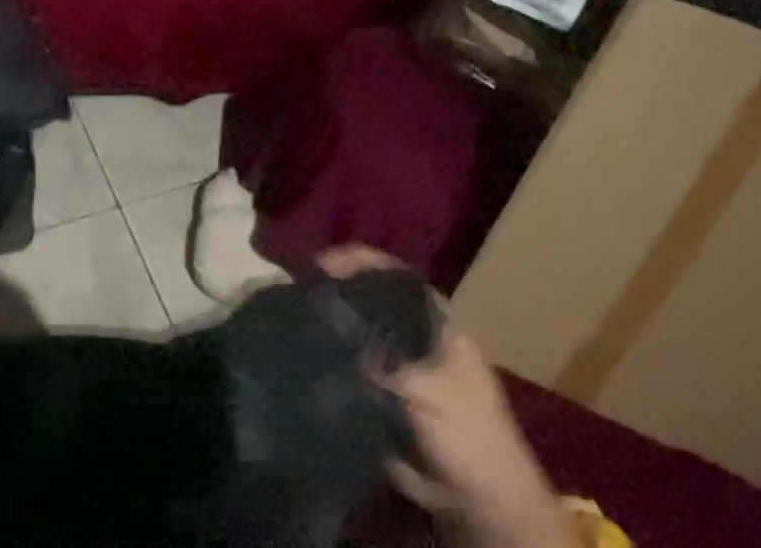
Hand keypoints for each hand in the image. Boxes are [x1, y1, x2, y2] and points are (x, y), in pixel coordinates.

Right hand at [314, 245, 576, 547]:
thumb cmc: (469, 433)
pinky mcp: (369, 392)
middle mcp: (406, 335)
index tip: (323, 264)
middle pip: (364, 300)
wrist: (474, 498)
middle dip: (331, 291)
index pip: (392, 277)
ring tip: (286, 319)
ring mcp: (386, 364)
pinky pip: (338, 369)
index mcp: (431, 322)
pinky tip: (293, 355)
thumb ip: (389, 361)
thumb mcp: (436, 391)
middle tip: (293, 290)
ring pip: (348, 334)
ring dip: (322, 327)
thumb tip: (335, 337)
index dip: (360, 262)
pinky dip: (318, 362)